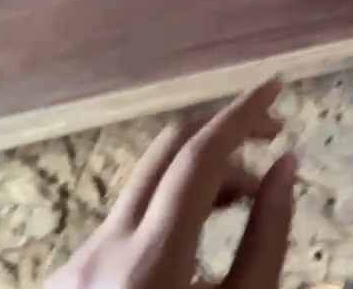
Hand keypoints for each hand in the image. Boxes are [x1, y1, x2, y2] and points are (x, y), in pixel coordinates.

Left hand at [48, 79, 295, 288]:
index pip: (201, 153)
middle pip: (167, 149)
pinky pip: (131, 216)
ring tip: (249, 200)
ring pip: (150, 182)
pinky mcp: (67, 278)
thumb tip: (285, 163)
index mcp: (152, 257)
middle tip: (275, 134)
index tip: (279, 82)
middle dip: (227, 128)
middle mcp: (104, 248)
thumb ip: (269, 232)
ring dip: (206, 172)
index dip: (243, 110)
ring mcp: (76, 264)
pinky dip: (177, 204)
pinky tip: (202, 236)